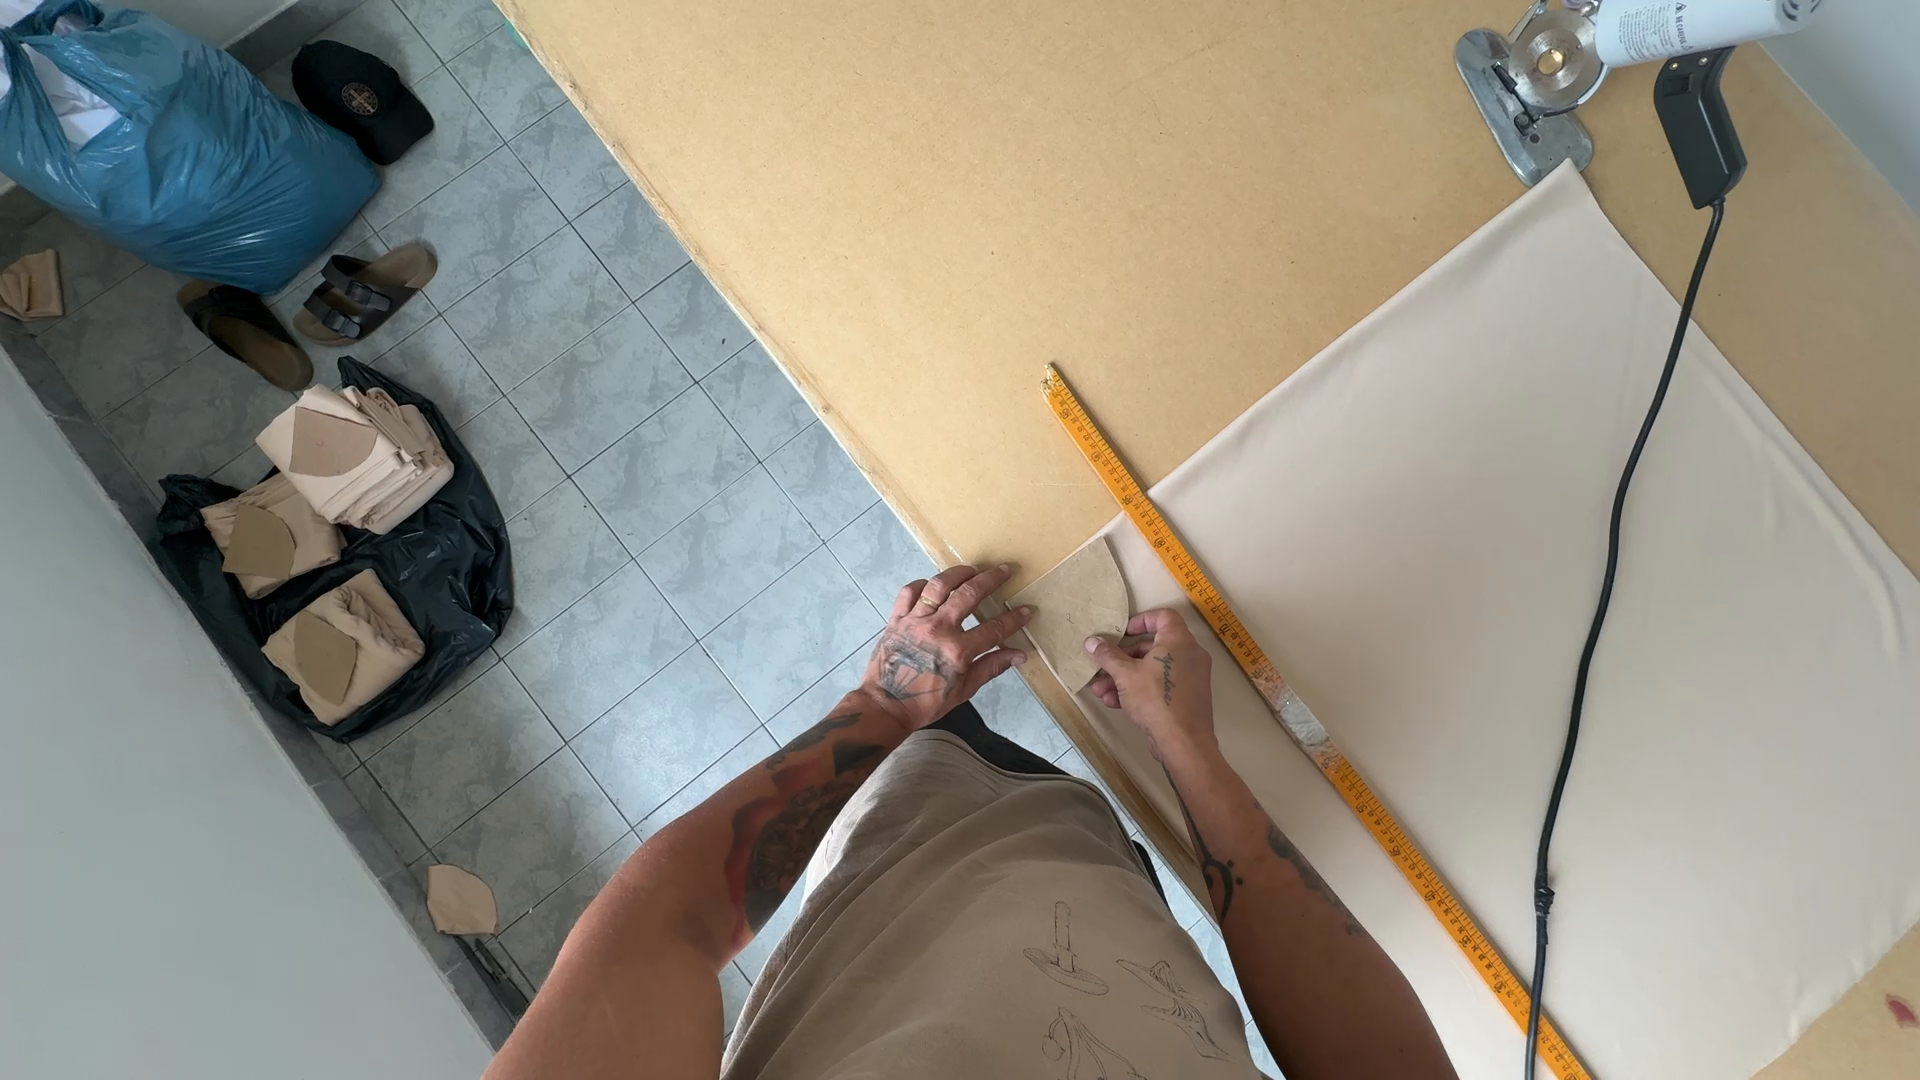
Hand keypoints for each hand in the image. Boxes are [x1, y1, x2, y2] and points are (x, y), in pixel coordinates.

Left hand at [857, 564, 1030, 731]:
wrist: (886, 705)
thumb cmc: (927, 701)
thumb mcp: (964, 690)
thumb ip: (992, 667)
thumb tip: (1020, 655)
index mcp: (957, 651)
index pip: (994, 629)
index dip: (1014, 618)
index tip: (1026, 609)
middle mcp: (938, 629)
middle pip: (969, 594)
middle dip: (991, 579)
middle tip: (1005, 570)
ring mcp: (915, 621)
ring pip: (939, 585)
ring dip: (959, 573)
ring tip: (973, 569)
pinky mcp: (897, 618)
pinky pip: (910, 592)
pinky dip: (923, 585)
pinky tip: (934, 585)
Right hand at [1086, 609, 1215, 763]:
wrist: (1183, 742)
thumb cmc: (1156, 699)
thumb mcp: (1125, 674)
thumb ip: (1107, 655)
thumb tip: (1092, 641)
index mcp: (1179, 641)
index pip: (1163, 616)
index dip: (1141, 620)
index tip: (1122, 633)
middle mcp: (1189, 655)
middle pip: (1151, 647)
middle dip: (1121, 658)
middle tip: (1102, 666)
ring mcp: (1189, 678)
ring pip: (1152, 669)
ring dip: (1123, 678)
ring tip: (1101, 690)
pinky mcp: (1185, 698)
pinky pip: (1159, 685)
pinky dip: (1138, 690)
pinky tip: (1114, 702)